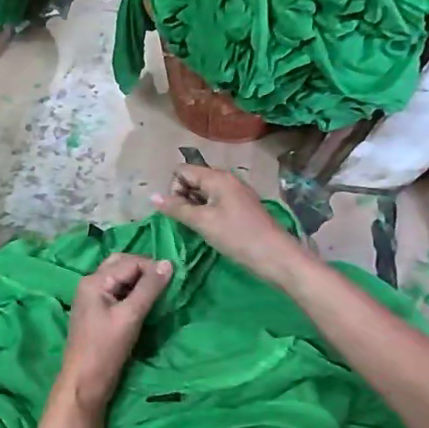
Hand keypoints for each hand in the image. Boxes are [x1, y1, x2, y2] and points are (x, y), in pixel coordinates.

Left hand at [58, 253, 172, 412]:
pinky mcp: (98, 312)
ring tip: (158, 294)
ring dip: (140, 282)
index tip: (173, 281)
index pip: (130, 262)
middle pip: (122, 264)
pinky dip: (133, 293)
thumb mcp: (130, 316)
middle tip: (165, 283)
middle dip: (145, 270)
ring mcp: (93, 298)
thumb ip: (149, 288)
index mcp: (95, 281)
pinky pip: (118, 292)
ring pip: (120, 278)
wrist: (84, 384)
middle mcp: (91, 283)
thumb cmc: (105, 350)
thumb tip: (168, 263)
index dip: (152, 268)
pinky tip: (145, 304)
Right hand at [152, 165, 310, 284]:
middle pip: (193, 179)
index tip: (179, 212)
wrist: (276, 256)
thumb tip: (152, 196)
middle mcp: (227, 179)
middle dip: (184, 198)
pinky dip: (208, 213)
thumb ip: (177, 208)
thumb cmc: (238, 237)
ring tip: (199, 228)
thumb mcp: (203, 222)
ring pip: (204, 193)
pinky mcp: (241, 207)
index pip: (182, 171)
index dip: (174, 189)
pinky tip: (212, 230)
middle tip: (189, 222)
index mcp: (218, 177)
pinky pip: (216, 202)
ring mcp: (236, 193)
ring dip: (196, 208)